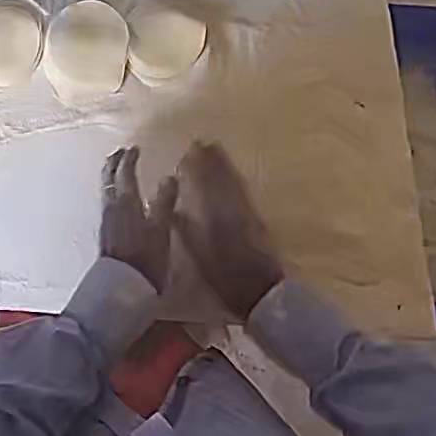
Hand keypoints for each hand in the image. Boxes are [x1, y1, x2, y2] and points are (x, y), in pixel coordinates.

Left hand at [98, 147, 174, 291]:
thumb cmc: (146, 258)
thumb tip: (170, 176)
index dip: (129, 159)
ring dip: (111, 176)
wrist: (121, 288)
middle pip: (109, 178)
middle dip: (114, 163)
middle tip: (121, 153)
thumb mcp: (161, 229)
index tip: (134, 148)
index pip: (125, 173)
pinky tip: (119, 198)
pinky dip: (112, 191)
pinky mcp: (106, 232)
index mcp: (126, 202)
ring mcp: (106, 220)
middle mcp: (112, 207)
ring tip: (119, 171)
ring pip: (106, 189)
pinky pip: (107, 201)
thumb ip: (165, 202)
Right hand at [173, 141, 283, 317]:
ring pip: (232, 180)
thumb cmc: (224, 278)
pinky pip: (243, 189)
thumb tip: (174, 209)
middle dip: (208, 159)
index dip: (193, 167)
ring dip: (223, 163)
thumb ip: (185, 229)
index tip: (186, 153)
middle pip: (218, 177)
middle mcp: (229, 208)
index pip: (201, 184)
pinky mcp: (257, 217)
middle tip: (200, 143)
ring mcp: (246, 211)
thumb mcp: (197, 255)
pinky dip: (234, 177)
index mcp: (212, 215)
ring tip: (215, 148)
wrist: (262, 292)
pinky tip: (232, 173)